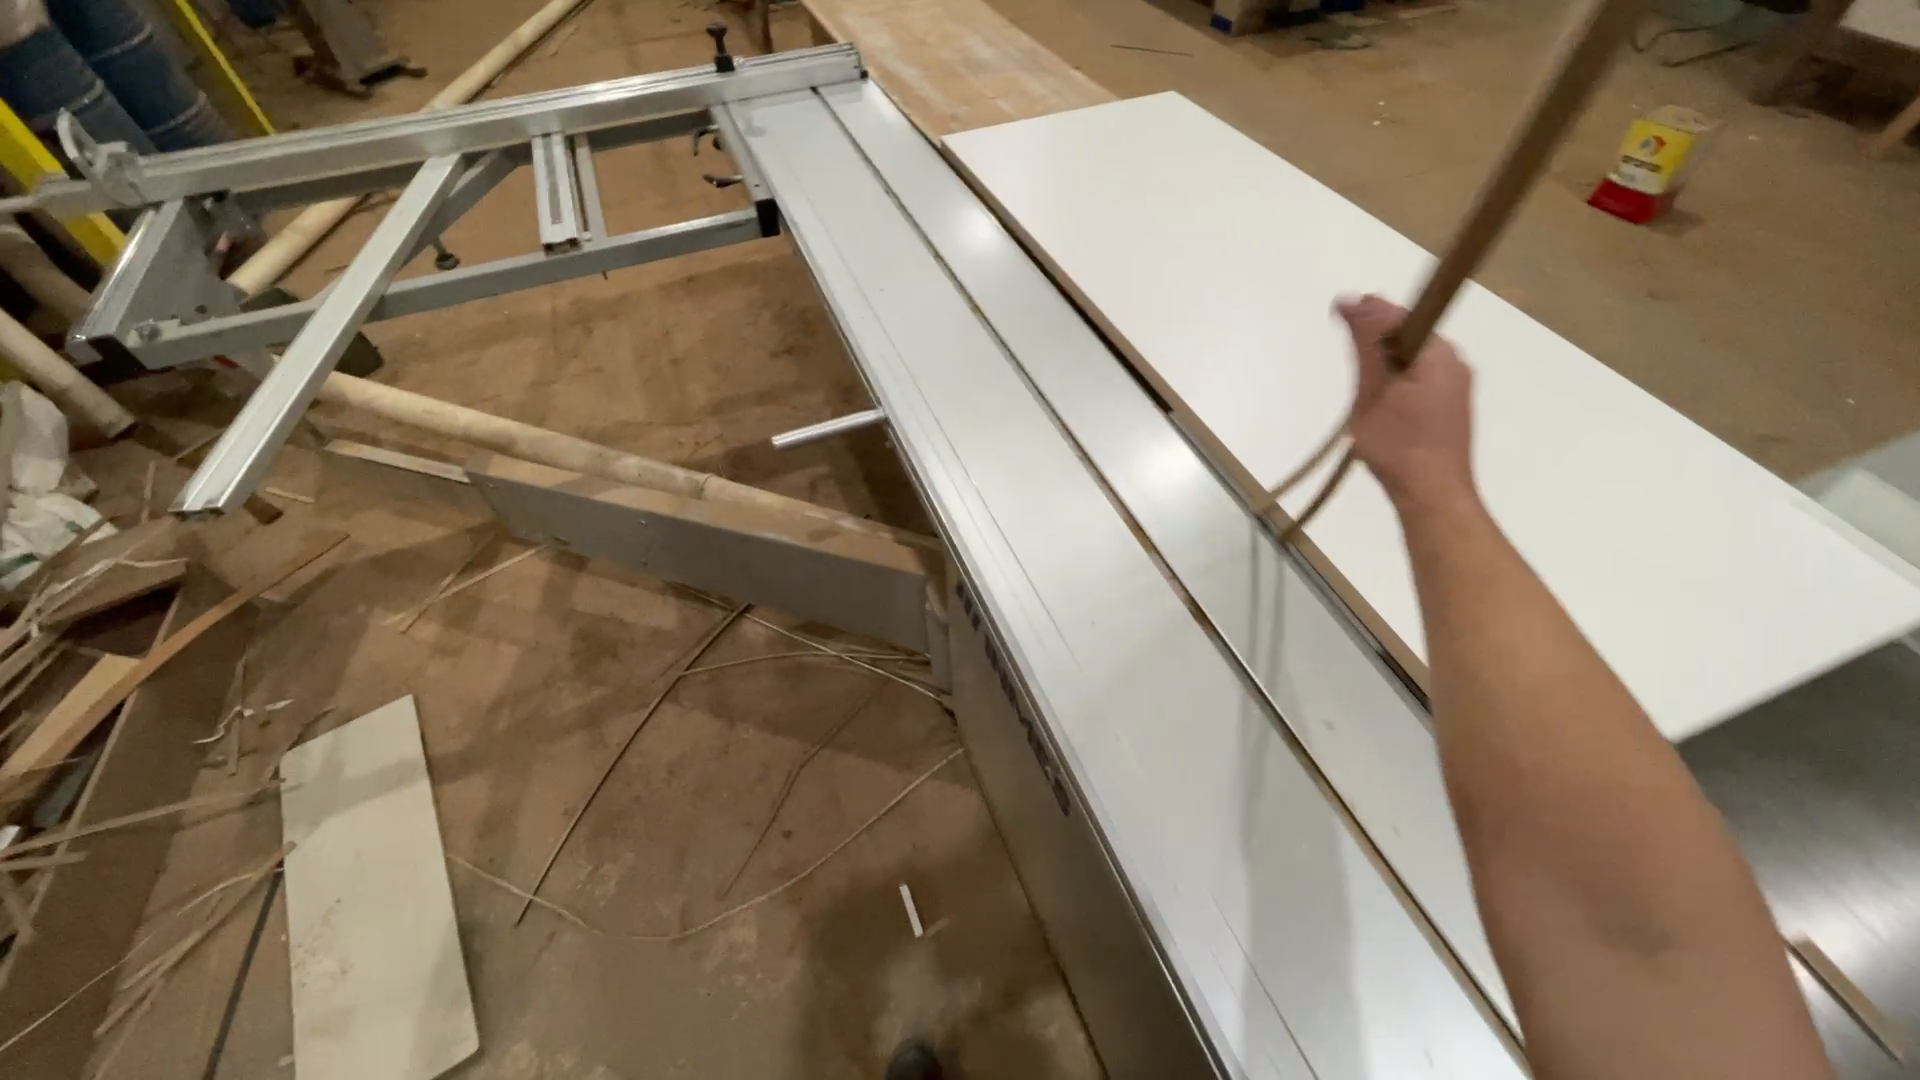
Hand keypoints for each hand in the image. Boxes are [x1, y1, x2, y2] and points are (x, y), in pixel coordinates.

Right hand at [1336, 295, 1476, 510]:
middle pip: (1410, 335)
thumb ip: (1365, 344)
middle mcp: (1455, 362)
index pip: (1400, 315)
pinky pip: (1420, 378)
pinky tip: (1379, 401)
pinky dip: (1396, 379)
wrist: (1431, 493)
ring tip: (1359, 381)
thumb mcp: (1372, 390)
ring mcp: (1457, 386)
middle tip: (1345, 350)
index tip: (1338, 314)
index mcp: (1439, 353)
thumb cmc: (1398, 444)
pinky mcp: (1451, 407)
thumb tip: (1351, 299)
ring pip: (1414, 358)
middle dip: (1376, 337)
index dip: (1368, 312)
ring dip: (1385, 360)